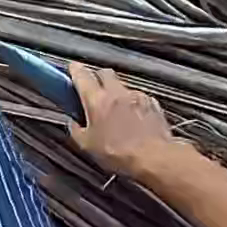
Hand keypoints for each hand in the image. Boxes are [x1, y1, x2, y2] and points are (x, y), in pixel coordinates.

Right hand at [68, 63, 190, 179]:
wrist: (153, 158)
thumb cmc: (119, 153)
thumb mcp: (87, 145)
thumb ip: (76, 130)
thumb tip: (73, 124)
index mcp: (98, 101)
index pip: (83, 76)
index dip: (75, 70)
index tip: (72, 68)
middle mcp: (118, 93)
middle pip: (105, 73)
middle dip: (96, 78)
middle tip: (91, 91)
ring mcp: (138, 97)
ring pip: (122, 86)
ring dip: (115, 93)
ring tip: (112, 111)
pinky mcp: (152, 104)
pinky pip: (138, 98)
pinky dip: (131, 104)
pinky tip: (130, 119)